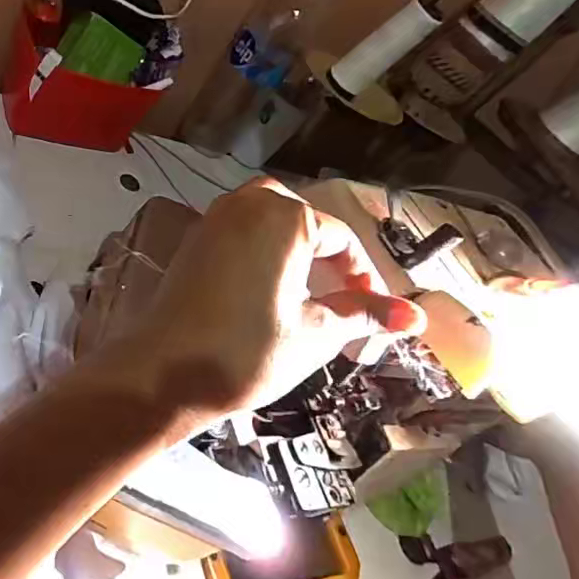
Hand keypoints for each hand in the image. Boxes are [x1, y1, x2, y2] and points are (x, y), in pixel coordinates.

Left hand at [95, 178, 425, 436]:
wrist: (161, 374)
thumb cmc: (246, 352)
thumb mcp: (315, 334)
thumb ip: (364, 315)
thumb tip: (416, 315)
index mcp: (285, 217)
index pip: (342, 240)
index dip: (364, 279)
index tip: (376, 316)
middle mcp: (247, 205)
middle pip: (305, 222)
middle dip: (328, 260)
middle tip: (342, 302)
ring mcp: (214, 220)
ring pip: (269, 223)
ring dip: (295, 253)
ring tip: (307, 297)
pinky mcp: (192, 242)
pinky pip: (239, 234)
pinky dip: (261, 254)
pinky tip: (264, 293)